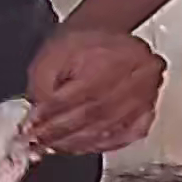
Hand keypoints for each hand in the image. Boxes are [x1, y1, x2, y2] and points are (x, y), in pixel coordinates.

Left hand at [25, 27, 165, 153]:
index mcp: (113, 58)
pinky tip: (80, 146)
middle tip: (38, 142)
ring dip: (77, 143)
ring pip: (110, 128)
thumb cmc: (76, 46)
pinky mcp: (150, 107)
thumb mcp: (49, 60)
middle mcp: (138, 76)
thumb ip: (40, 90)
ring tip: (53, 146)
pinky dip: (100, 144)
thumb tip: (36, 121)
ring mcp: (148, 93)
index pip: (77, 97)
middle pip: (94, 115)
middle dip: (60, 134)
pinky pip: (127, 135)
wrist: (101, 35)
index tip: (31, 130)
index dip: (50, 118)